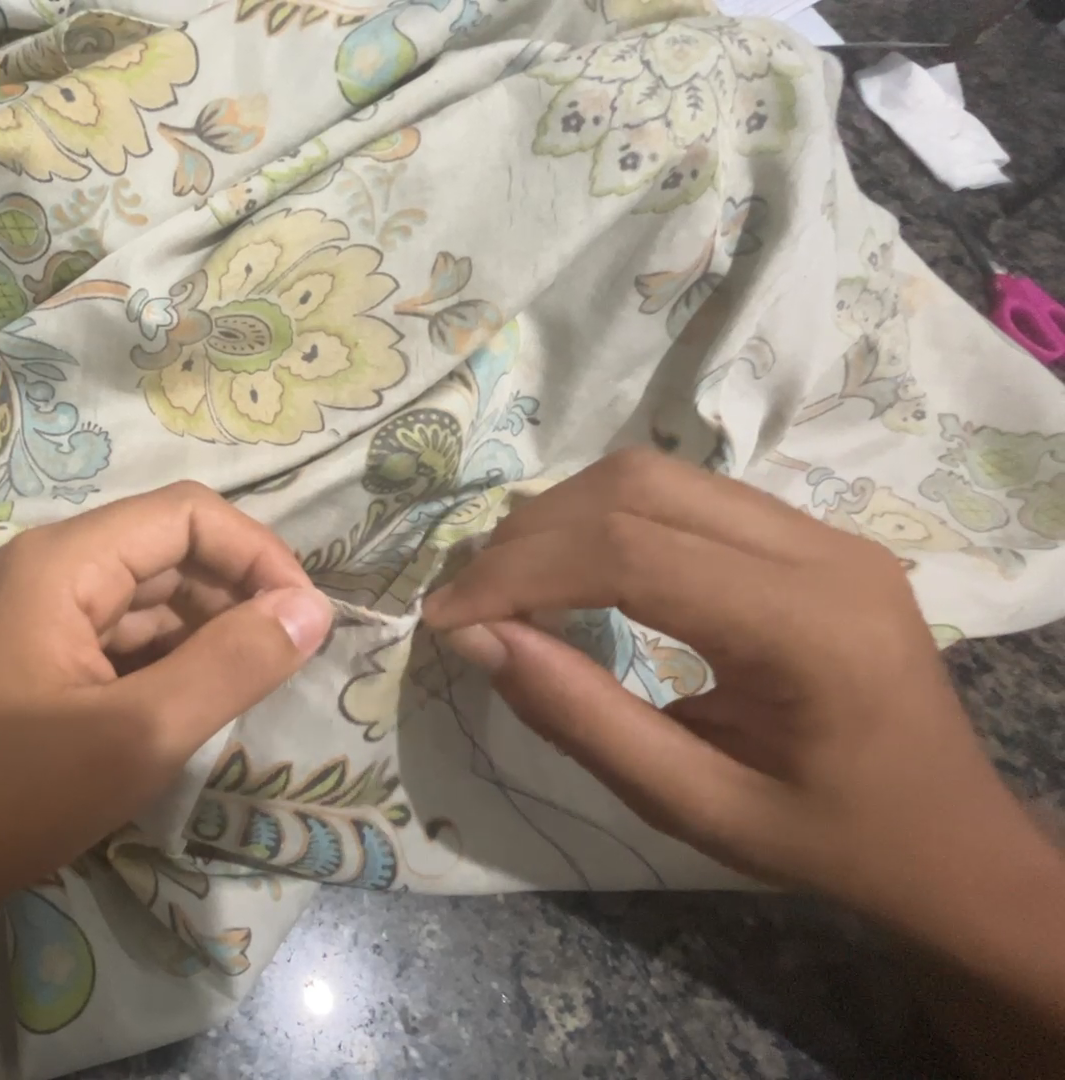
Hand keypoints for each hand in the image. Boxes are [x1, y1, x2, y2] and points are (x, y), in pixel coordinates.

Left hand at [0, 481, 333, 911]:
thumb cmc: (6, 795)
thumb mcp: (136, 736)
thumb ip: (231, 666)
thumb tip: (310, 610)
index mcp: (65, 561)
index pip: (186, 514)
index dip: (257, 555)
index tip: (305, 621)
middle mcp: (46, 568)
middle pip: (164, 551)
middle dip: (234, 596)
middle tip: (284, 664)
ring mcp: (32, 613)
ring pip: (140, 599)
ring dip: (200, 633)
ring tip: (245, 690)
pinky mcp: (28, 657)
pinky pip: (111, 639)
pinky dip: (158, 663)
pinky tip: (186, 706)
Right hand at [421, 450, 1060, 939]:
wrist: (950, 841)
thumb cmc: (823, 836)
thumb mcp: (689, 805)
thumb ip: (578, 718)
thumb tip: (475, 638)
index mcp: (810, 628)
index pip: (629, 554)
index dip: (517, 576)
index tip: (446, 619)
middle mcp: (822, 551)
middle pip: (632, 488)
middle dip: (526, 540)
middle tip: (473, 605)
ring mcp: (816, 530)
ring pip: (644, 474)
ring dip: (553, 519)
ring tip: (508, 584)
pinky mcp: (797, 531)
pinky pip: (669, 490)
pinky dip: (590, 518)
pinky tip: (566, 568)